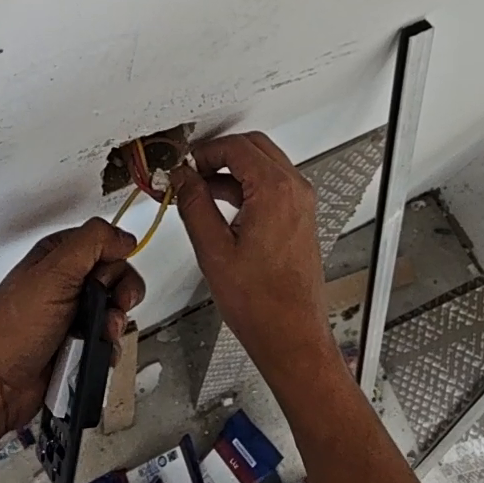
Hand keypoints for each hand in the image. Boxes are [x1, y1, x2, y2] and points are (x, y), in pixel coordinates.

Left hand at [0, 218, 145, 436]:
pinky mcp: (79, 343)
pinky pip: (109, 339)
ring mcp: (73, 313)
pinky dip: (108, 346)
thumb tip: (124, 237)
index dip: (115, 257)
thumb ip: (91, 244)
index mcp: (58, 256)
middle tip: (113, 304)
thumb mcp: (53, 273)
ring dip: (114, 322)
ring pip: (115, 309)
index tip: (109, 275)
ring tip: (100, 333)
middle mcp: (67, 282)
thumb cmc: (12, 330)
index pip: (104, 242)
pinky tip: (94, 351)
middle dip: (120, 292)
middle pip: (116, 275)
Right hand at [171, 132, 334, 371]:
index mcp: (275, 191)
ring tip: (201, 189)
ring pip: (264, 162)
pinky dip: (247, 183)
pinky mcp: (300, 216)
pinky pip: (273, 183)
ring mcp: (301, 202)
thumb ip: (194, 205)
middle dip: (219, 153)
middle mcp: (295, 190)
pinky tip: (222, 204)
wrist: (293, 336)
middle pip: (253, 146)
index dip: (205, 151)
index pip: (236, 147)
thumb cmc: (262, 304)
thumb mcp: (213, 250)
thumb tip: (182, 178)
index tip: (185, 165)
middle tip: (191, 171)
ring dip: (233, 168)